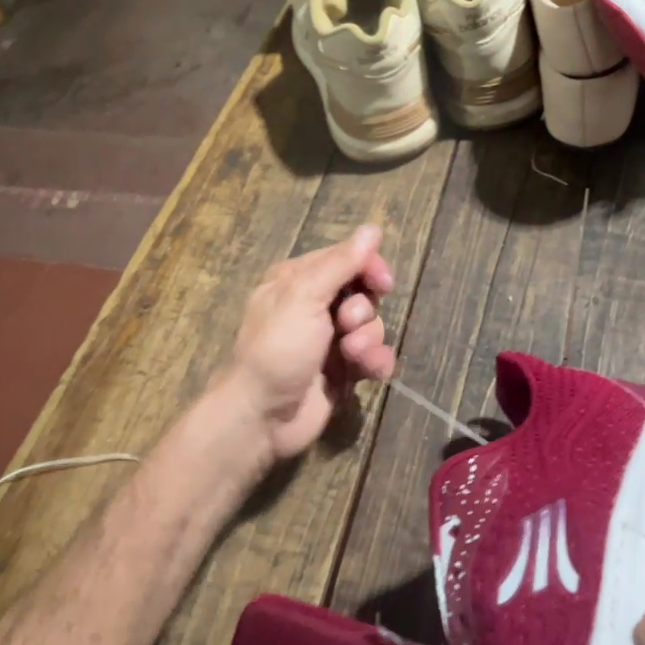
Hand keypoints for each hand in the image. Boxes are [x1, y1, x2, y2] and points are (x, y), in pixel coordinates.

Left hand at [218, 224, 395, 463]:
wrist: (262, 415)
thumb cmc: (277, 348)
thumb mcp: (304, 296)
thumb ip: (340, 263)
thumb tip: (372, 229)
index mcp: (299, 279)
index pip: (346, 259)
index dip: (368, 268)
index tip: (382, 283)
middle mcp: (315, 305)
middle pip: (363, 293)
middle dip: (363, 310)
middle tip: (346, 326)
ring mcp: (330, 340)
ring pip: (372, 326)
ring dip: (369, 340)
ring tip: (351, 357)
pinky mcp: (343, 371)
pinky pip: (374, 356)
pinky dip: (377, 362)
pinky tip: (371, 372)